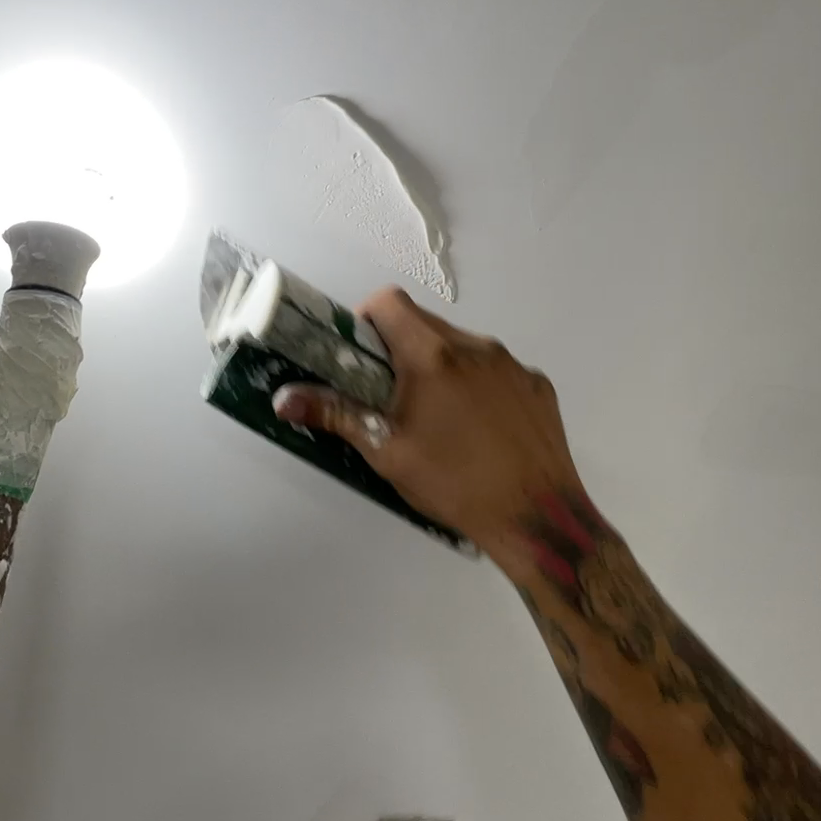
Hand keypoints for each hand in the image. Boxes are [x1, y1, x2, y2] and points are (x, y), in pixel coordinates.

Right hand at [272, 287, 584, 577]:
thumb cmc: (451, 483)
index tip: (357, 353)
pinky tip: (475, 428)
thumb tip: (282, 399)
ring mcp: (512, 365)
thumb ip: (334, 415)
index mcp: (432, 356)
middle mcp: (475, 347)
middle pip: (424, 322)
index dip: (365, 318)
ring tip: (433, 414)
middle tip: (386, 391)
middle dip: (398, 347)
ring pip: (460, 346)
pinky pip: (494, 370)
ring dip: (437, 365)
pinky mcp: (537, 385)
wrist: (537, 518)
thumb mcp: (385, 451)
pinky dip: (474, 385)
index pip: (388, 302)